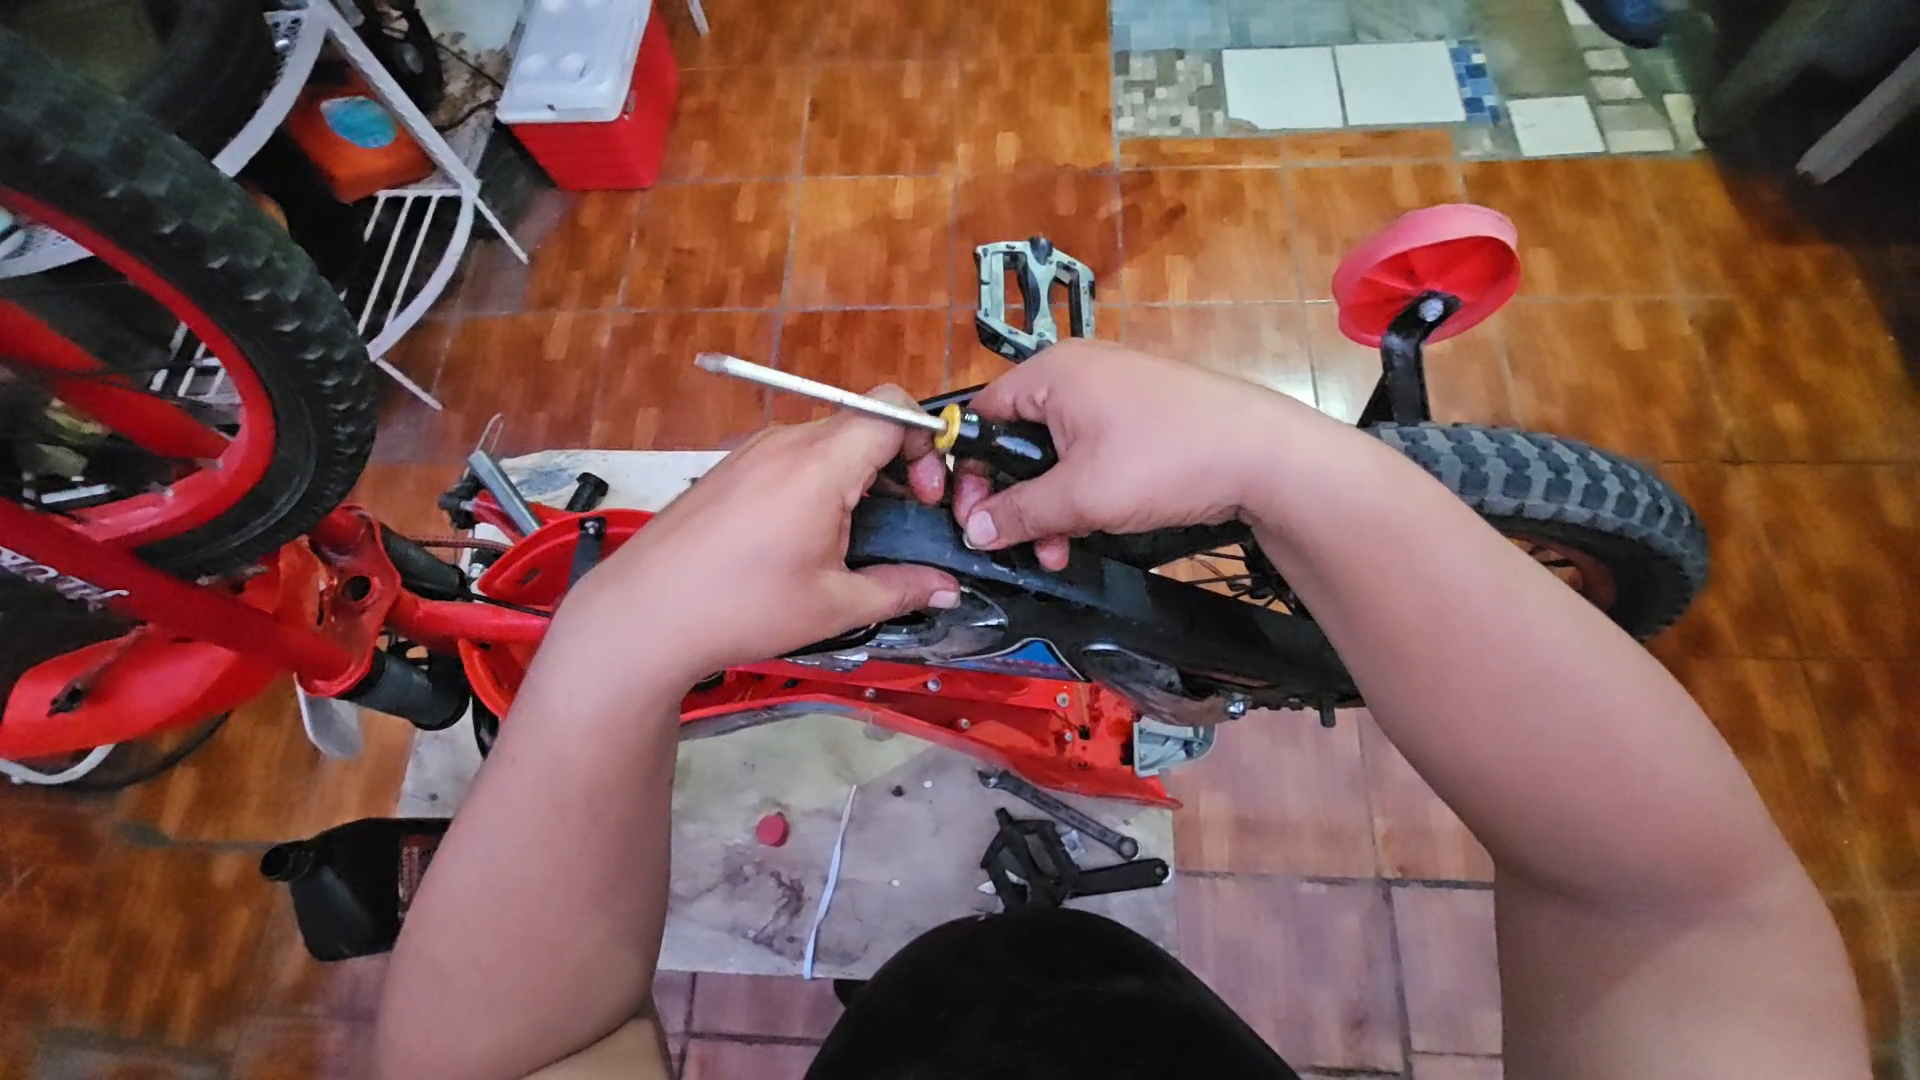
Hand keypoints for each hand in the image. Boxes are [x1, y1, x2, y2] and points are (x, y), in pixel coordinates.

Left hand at [552, 388, 960, 683]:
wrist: (642, 614)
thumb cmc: (743, 608)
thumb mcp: (835, 605)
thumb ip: (902, 588)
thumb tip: (949, 589)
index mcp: (819, 464)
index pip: (890, 407)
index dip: (923, 440)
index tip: (926, 495)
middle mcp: (787, 442)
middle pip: (864, 423)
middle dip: (899, 464)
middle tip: (903, 521)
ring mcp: (754, 450)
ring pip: (832, 440)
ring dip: (862, 475)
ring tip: (859, 534)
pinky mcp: (734, 467)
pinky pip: (797, 456)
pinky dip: (825, 481)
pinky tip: (812, 533)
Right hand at [930, 341, 1319, 566]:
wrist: (1265, 457)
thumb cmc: (1162, 462)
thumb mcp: (1079, 496)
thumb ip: (1017, 513)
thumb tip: (969, 530)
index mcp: (1050, 373)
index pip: (982, 415)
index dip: (969, 469)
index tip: (970, 516)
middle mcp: (1075, 374)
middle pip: (1017, 439)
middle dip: (1013, 497)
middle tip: (1013, 541)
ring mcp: (1110, 394)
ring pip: (1053, 455)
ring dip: (1046, 507)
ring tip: (1054, 551)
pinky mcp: (1137, 417)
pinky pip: (1087, 454)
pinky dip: (1079, 493)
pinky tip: (1084, 533)